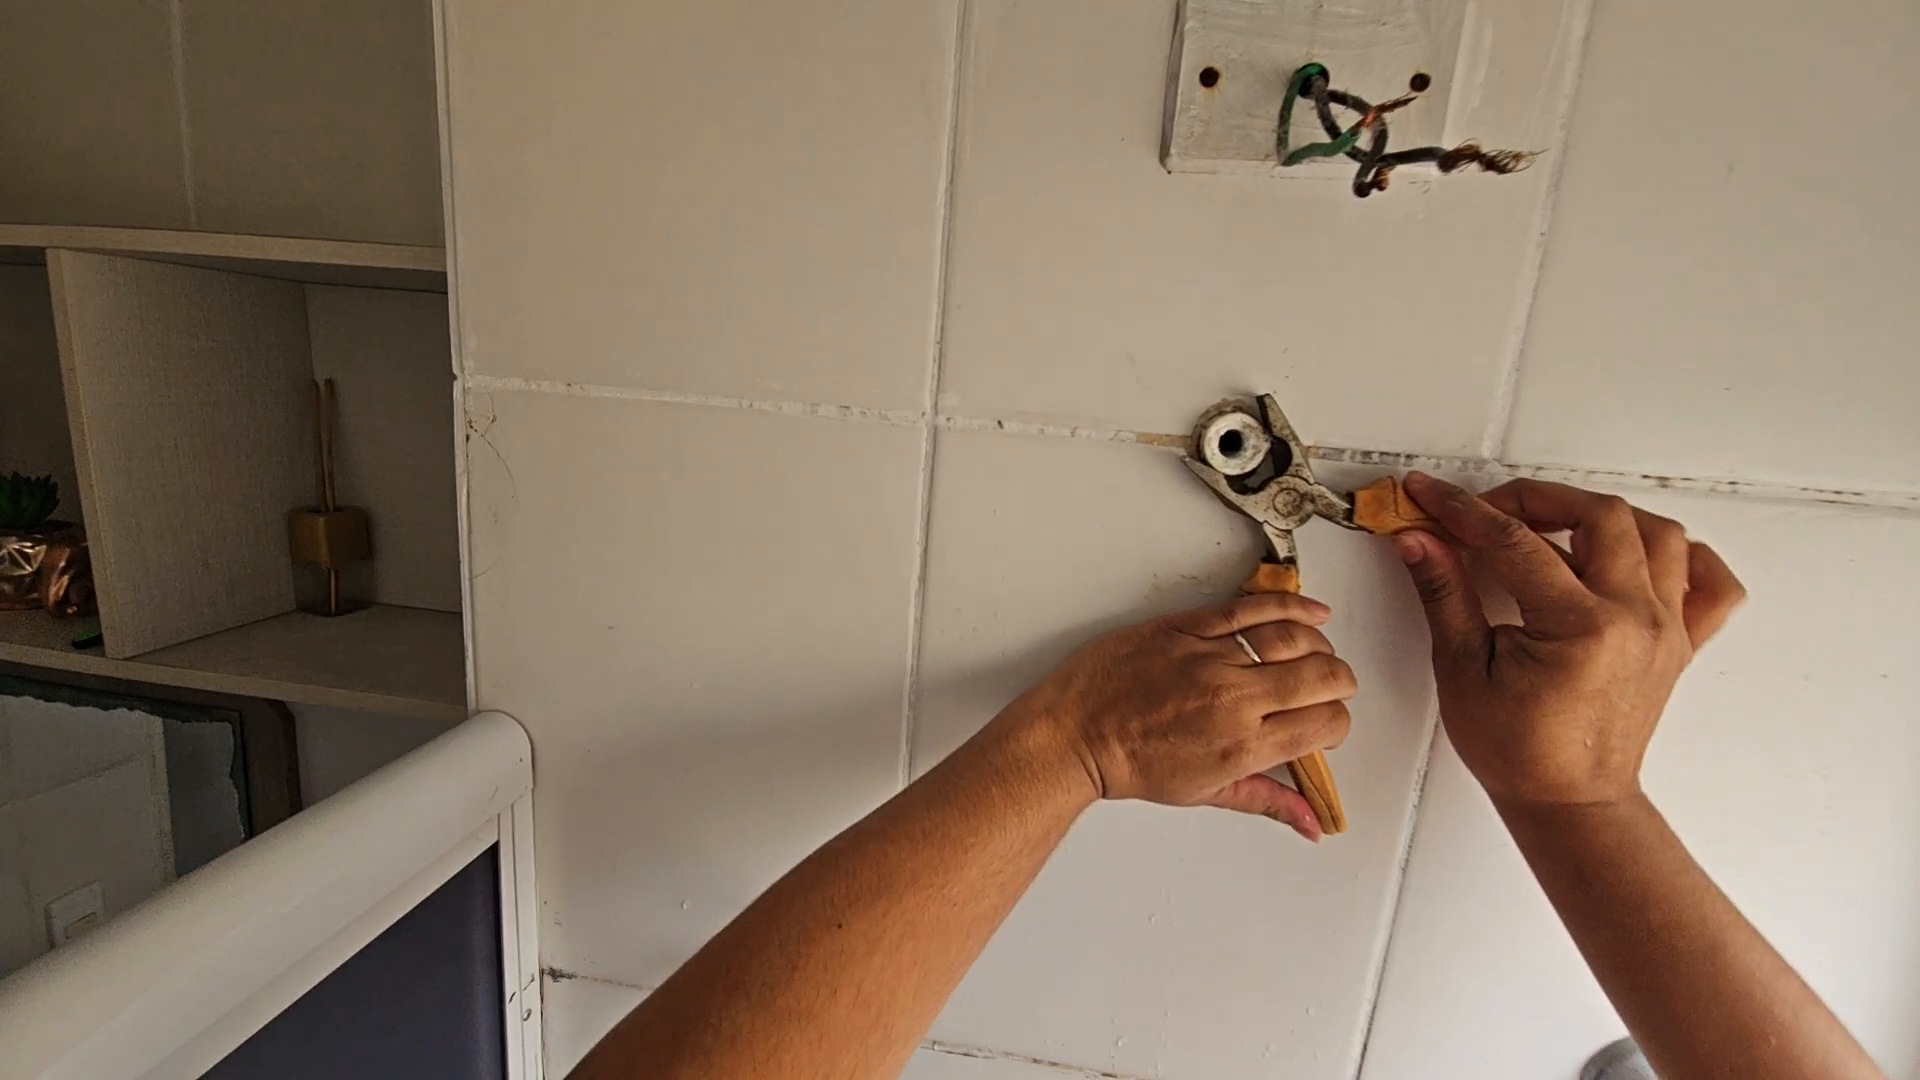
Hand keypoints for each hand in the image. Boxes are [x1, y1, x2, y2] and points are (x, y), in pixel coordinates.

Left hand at [997, 592, 1356, 839]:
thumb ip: (1265, 800)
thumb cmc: (1129, 763)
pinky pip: (1249, 608)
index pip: (1326, 724)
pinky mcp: (1185, 627)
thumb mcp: (1202, 792)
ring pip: (1293, 638)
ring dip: (1317, 646)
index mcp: (1242, 746)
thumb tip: (1312, 823)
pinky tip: (1312, 612)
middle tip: (1325, 687)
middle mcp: (1234, 699)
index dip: (1335, 723)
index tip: (1321, 724)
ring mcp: (1209, 657)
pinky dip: (1290, 606)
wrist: (1075, 733)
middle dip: (1338, 683)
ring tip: (1314, 653)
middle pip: (1323, 678)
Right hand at [1392, 473, 1745, 808]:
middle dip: (1531, 498)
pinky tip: (1629, 553)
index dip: (1461, 509)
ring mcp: (1668, 626)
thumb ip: (1443, 592)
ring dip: (1596, 514)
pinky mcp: (1681, 639)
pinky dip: (1674, 551)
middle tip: (1482, 510)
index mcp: (1580, 625)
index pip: (1513, 541)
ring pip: (1656, 533)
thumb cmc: (1512, 745)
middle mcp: (1637, 617)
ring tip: (1544, 523)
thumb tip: (1418, 541)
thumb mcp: (1461, 664)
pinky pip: (1707, 578)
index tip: (1426, 492)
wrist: (1569, 799)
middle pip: (1598, 516)